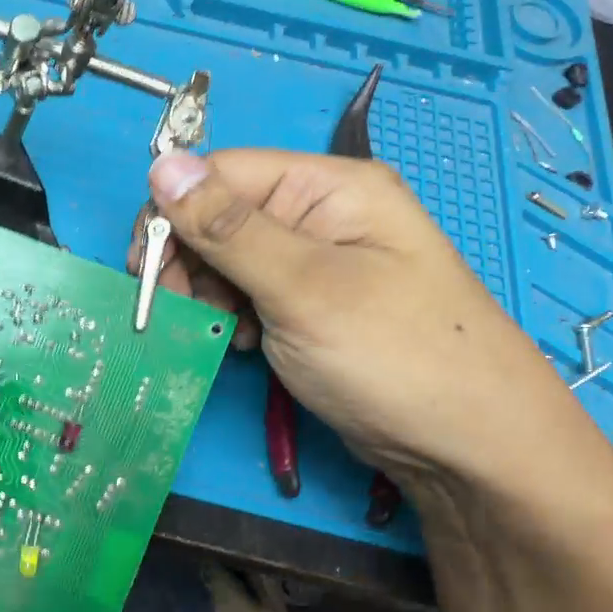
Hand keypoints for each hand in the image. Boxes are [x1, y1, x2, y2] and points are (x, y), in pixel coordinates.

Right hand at [128, 149, 574, 485]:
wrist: (467, 445)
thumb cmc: (393, 356)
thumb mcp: (302, 287)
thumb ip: (227, 228)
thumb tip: (162, 165)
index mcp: (328, 189)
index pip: (220, 173)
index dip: (174, 213)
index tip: (145, 267)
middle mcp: (319, 216)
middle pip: (216, 215)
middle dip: (184, 260)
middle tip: (174, 307)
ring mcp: (314, 263)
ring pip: (223, 259)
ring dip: (203, 293)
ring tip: (219, 331)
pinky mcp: (307, 305)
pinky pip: (244, 294)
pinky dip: (227, 317)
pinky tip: (241, 344)